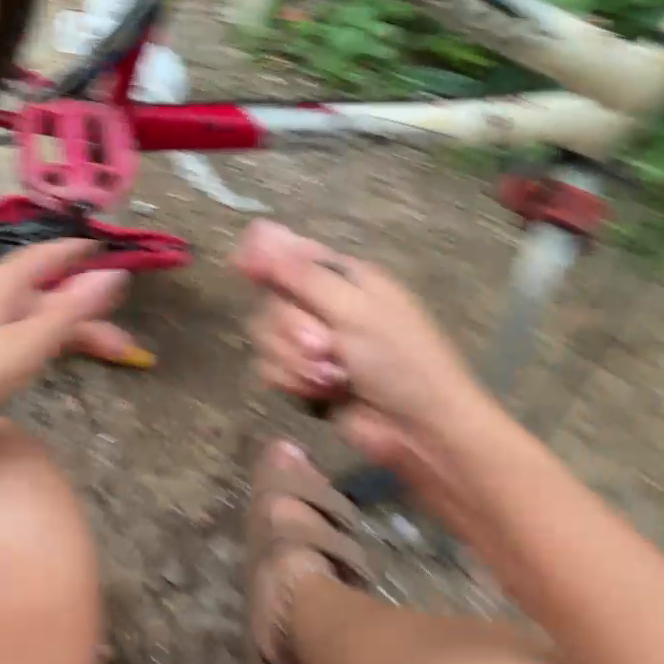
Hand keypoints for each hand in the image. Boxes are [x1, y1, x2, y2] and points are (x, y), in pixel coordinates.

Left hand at [0, 240, 128, 435]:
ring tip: (103, 356)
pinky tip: (47, 353)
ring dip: (65, 330)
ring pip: (27, 313)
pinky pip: (9, 326)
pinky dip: (37, 335)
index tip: (105, 250)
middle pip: (43, 293)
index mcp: (0, 281)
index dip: (78, 252)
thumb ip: (71, 308)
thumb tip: (111, 273)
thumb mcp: (30, 342)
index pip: (47, 255)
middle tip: (123, 343)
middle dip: (84, 314)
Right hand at [232, 220, 498, 460]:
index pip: (291, 255)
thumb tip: (257, 233)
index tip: (241, 266)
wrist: (421, 430)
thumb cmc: (401, 361)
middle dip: (289, 328)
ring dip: (293, 359)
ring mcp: (314, 343)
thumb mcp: (354, 309)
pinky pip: (269, 367)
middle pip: (272, 301)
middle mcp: (326, 306)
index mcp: (346, 279)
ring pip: (265, 336)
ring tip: (330, 376)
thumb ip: (301, 274)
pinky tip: (321, 391)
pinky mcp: (303, 376)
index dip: (264, 259)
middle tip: (323, 346)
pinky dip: (292, 380)